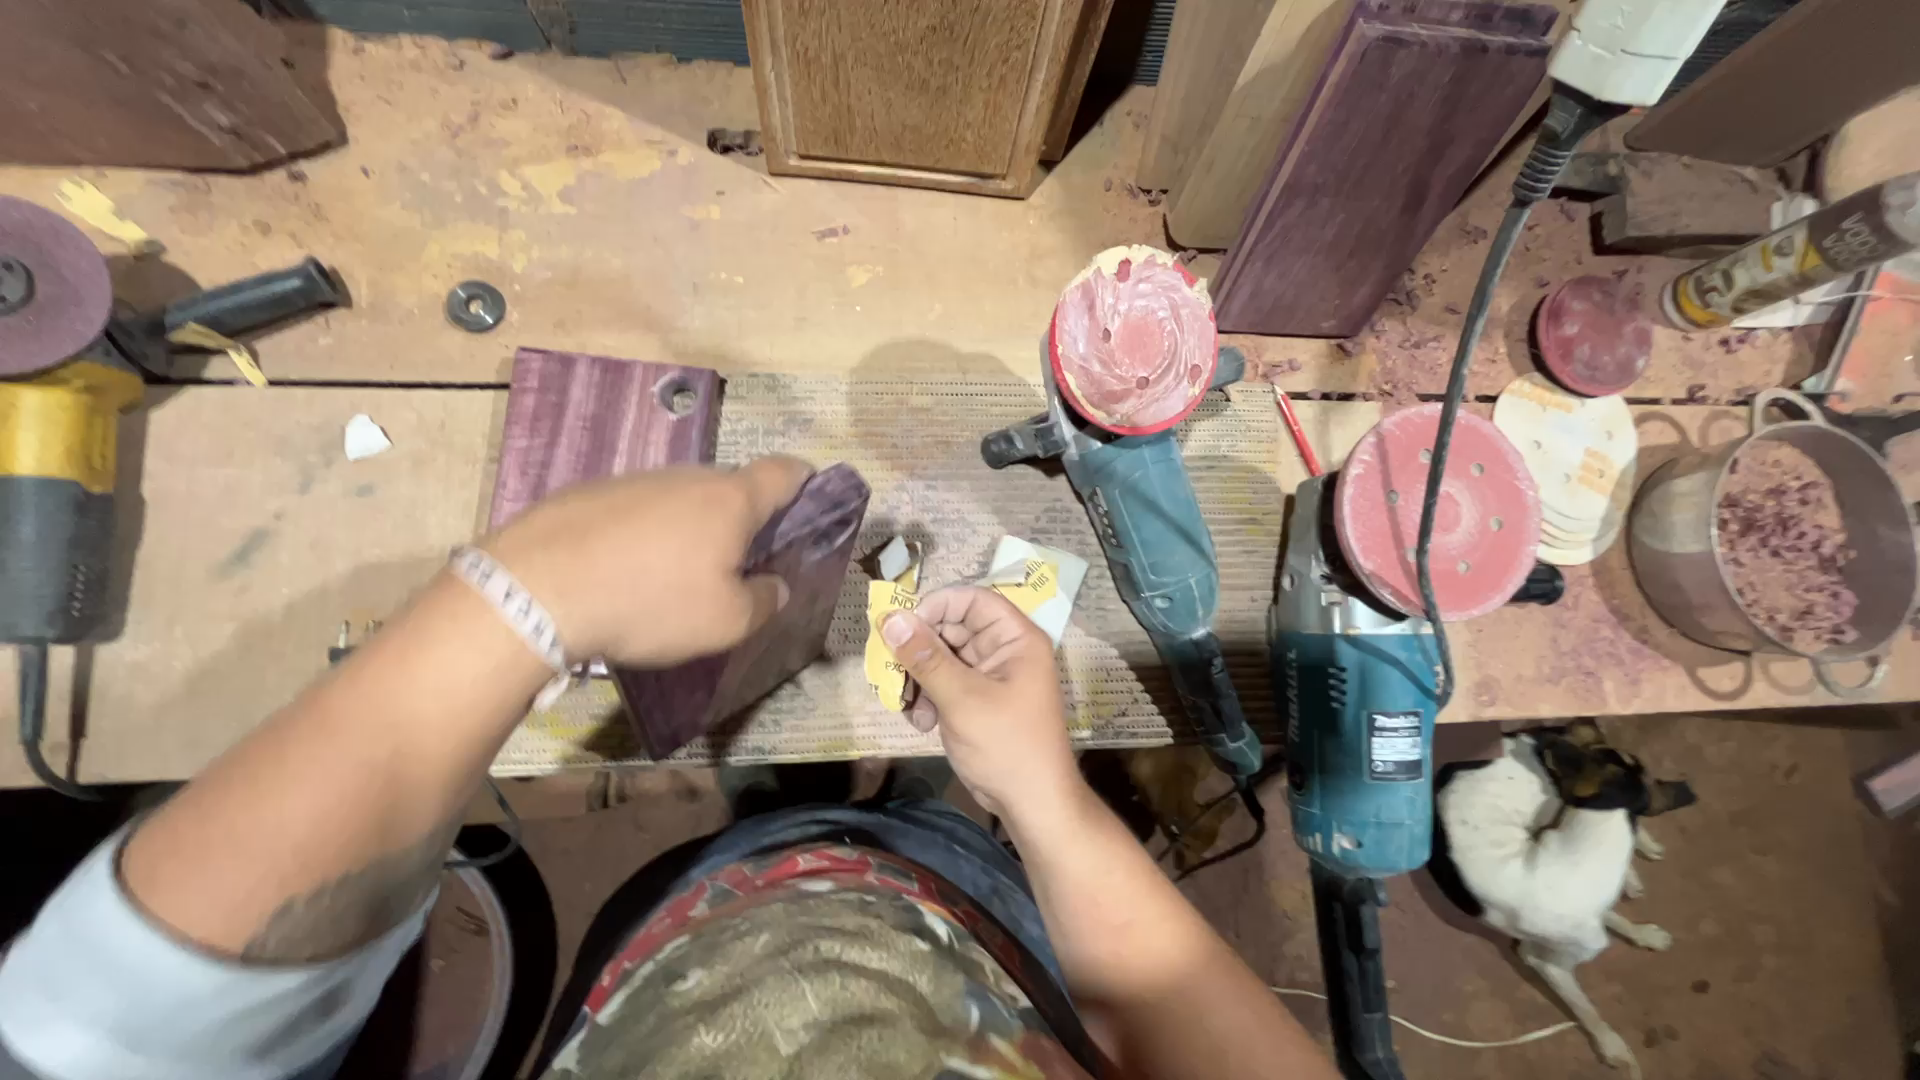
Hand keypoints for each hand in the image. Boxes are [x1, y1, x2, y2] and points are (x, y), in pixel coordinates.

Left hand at [481, 456, 812, 665]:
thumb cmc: (650, 602)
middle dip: (742, 520)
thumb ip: (763, 602)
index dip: (806, 482)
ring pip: (680, 499)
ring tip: (673, 576)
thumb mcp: (724, 623)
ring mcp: (633, 480)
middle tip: (735, 565)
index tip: (809, 502)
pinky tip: (622, 572)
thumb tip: (774, 587)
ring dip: (690, 528)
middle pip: (730, 489)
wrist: (533, 590)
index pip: (785, 472)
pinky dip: (644, 534)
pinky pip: (636, 510)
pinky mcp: (587, 493)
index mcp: (730, 500)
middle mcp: (686, 477)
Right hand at [881, 587, 1082, 819]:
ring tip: (909, 706)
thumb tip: (891, 618)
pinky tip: (921, 722)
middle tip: (893, 670)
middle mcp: (1005, 650)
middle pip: (953, 628)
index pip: (972, 600)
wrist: (1032, 804)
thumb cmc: (1006, 745)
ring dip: (920, 678)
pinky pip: (946, 683)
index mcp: (1016, 638)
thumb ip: (925, 658)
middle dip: (920, 651)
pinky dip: (929, 697)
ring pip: (943, 657)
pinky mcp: (978, 700)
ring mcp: (991, 676)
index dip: (936, 606)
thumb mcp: (961, 699)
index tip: (902, 627)